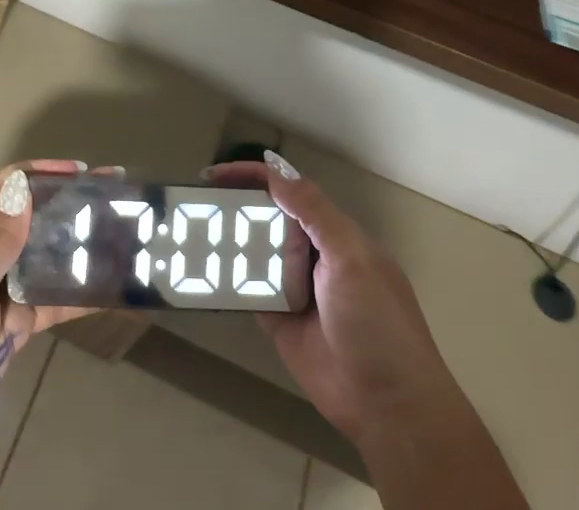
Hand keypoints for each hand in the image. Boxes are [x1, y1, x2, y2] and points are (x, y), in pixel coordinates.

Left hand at [0, 161, 93, 508]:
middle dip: (66, 208)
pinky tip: (112, 289)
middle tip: (113, 201)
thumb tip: (23, 188)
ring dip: (76, 249)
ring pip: (42, 260)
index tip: (84, 171)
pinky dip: (77, 295)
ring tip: (120, 237)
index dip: (40, 174)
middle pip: (27, 220)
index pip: (2, 189)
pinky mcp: (11, 327)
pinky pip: (49, 303)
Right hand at [204, 154, 447, 445]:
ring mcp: (296, 290)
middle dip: (237, 207)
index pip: (293, 192)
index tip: (216, 176)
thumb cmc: (377, 325)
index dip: (256, 178)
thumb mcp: (352, 260)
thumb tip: (277, 174)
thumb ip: (315, 215)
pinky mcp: (279, 321)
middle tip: (195, 203)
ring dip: (229, 243)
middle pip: (270, 221)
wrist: (388, 405)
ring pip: (256, 255)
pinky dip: (228, 281)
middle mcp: (316, 257)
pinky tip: (200, 272)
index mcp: (339, 236)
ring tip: (189, 233)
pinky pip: (249, 292)